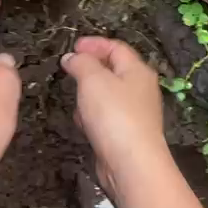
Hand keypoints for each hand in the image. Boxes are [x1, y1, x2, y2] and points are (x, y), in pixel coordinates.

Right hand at [61, 36, 170, 204]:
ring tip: (72, 95)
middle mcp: (140, 89)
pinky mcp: (125, 133)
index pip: (116, 47)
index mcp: (137, 71)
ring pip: (107, 94)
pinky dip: (92, 114)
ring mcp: (134, 112)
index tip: (72, 46)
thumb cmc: (114, 116)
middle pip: (113, 70)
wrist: (131, 163)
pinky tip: (81, 122)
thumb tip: (72, 57)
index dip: (94, 44)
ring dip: (88, 92)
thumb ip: (81, 63)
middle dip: (90, 67)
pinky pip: (106, 116)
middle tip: (68, 68)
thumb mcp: (93, 80)